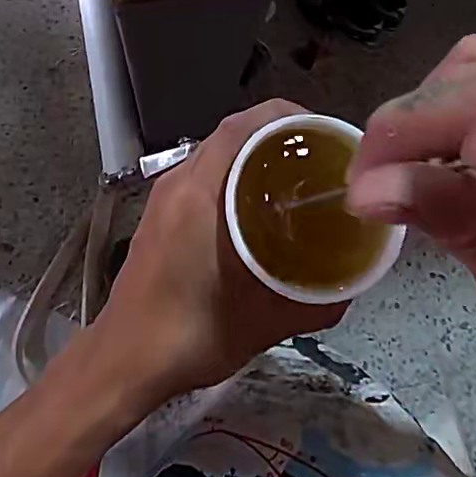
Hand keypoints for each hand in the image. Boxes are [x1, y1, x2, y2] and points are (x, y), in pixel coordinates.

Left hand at [90, 99, 348, 402]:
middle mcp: (177, 183)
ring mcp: (163, 196)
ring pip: (214, 152)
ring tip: (292, 175)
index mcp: (198, 194)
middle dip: (275, 134)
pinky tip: (255, 205)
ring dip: (252, 153)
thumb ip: (315, 304)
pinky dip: (231, 173)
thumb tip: (351, 285)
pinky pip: (201, 174)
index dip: (283, 117)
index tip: (319, 131)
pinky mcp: (158, 213)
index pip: (240, 127)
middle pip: (229, 133)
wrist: (125, 359)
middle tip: (316, 155)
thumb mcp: (264, 323)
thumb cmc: (190, 336)